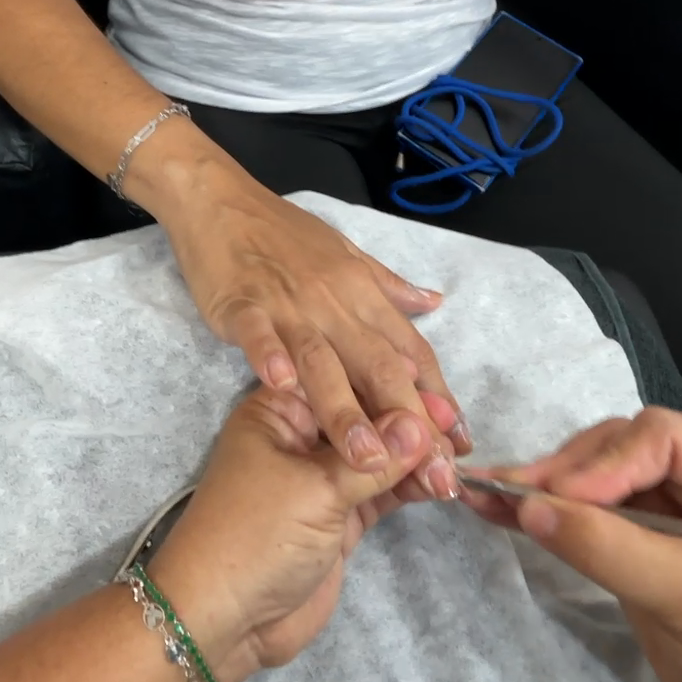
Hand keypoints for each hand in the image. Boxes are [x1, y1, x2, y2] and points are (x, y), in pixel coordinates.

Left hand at [148, 387, 432, 681]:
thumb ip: (373, 462)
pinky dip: (409, 486)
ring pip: (378, 454)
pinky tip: (440, 484)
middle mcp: (301, 432)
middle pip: (364, 417)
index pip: (341, 382)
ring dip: (416, 459)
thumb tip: (424, 426)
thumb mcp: (314, 490)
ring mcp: (320, 474)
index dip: (389, 388)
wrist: (223, 619)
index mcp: (279, 407)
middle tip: (456, 434)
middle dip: (409, 425)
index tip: (437, 399)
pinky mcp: (338, 512)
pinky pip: (381, 489)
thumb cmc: (255, 534)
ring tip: (454, 465)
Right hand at [154, 164, 468, 495]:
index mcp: (361, 291)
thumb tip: (435, 304)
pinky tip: (281, 387)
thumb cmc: (282, 231)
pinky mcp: (243, 304)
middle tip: (433, 480)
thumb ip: (388, 286)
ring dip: (347, 410)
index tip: (459, 447)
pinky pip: (261, 333)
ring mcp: (288, 304)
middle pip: (379, 366)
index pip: (411, 351)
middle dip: (410, 424)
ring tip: (366, 460)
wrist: (221, 201)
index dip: (439, 400)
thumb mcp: (345, 252)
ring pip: (324, 361)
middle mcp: (334, 302)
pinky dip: (271, 358)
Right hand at [463, 408, 681, 681]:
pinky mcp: (638, 546)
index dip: (608, 461)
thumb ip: (612, 548)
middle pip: (619, 451)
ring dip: (540, 488)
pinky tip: (496, 508)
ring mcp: (669, 516)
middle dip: (565, 473)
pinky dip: (543, 514)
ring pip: (593, 479)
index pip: (663, 438)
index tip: (563, 499)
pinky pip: (584, 517)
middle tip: (511, 495)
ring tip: (487, 495)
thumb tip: (527, 508)